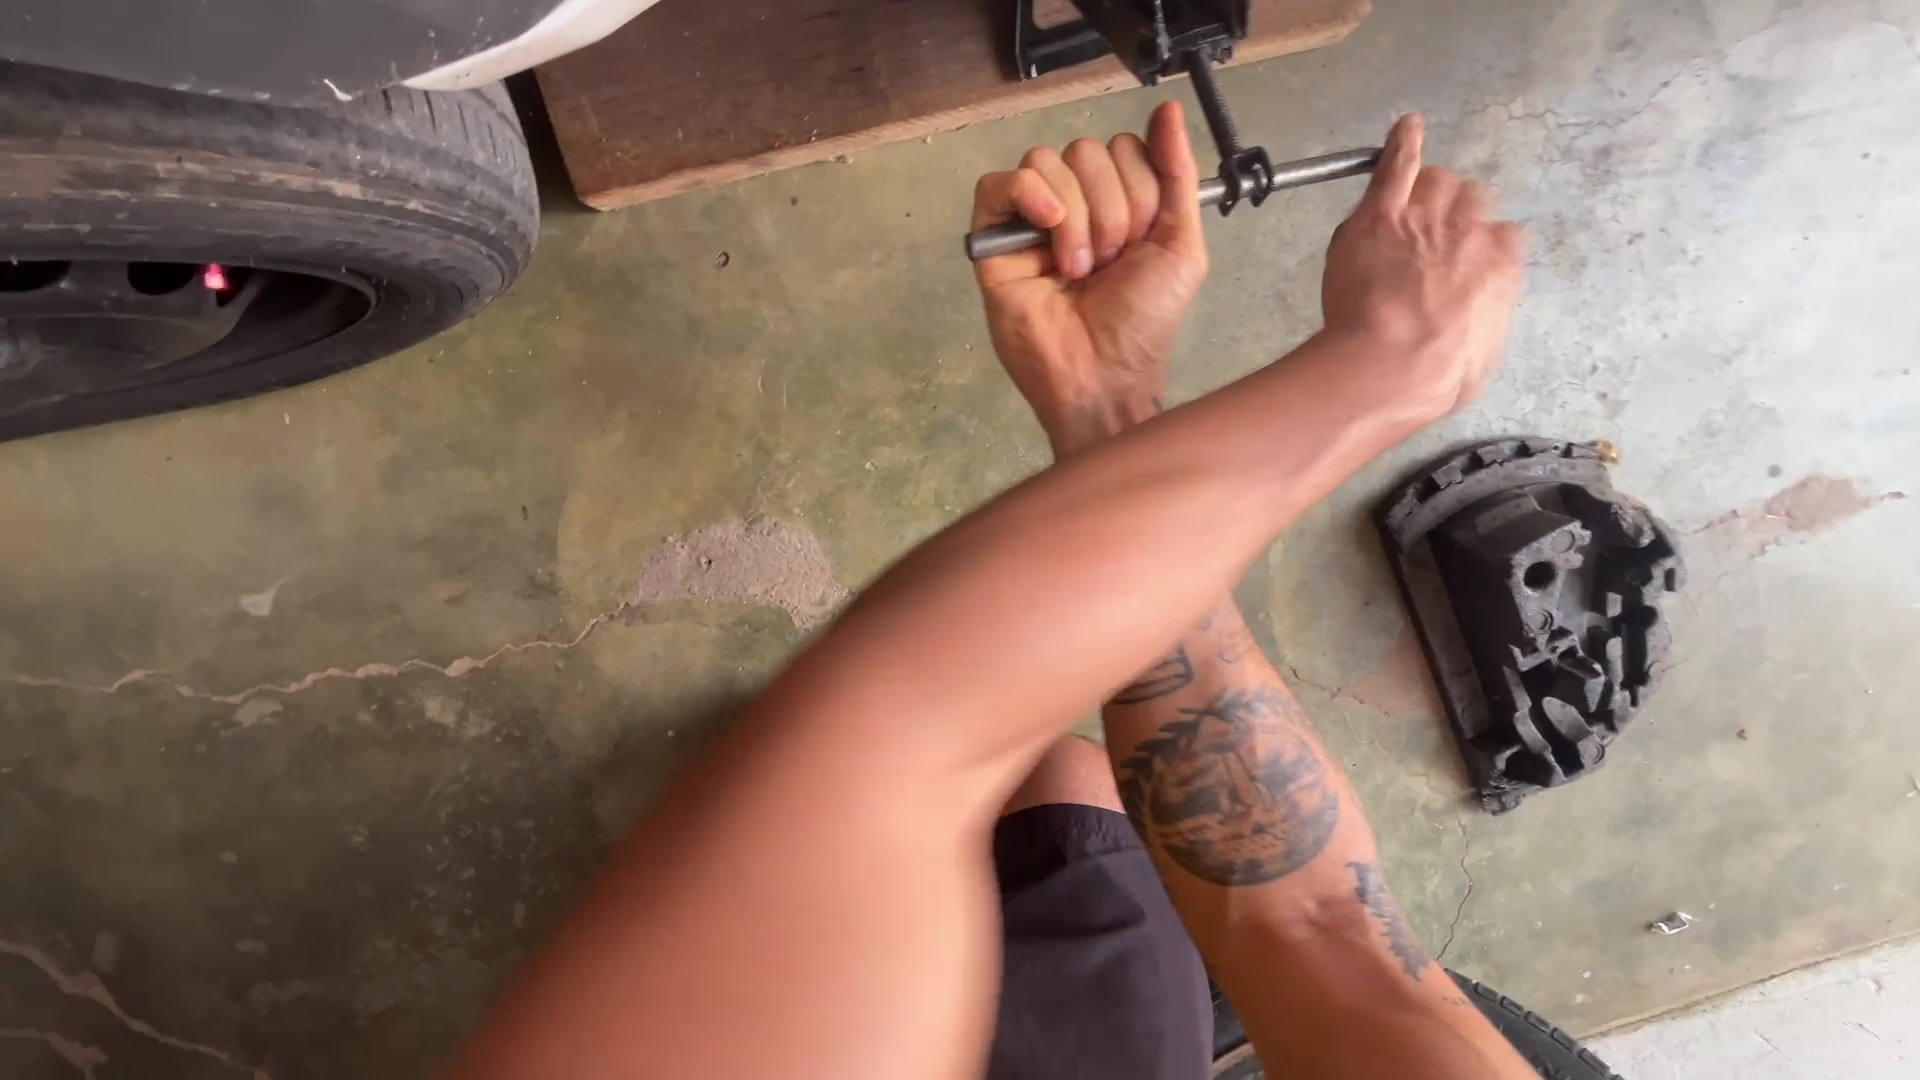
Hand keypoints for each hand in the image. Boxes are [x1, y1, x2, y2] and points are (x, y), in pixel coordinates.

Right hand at [972, 102, 1209, 455]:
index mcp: (1117, 204)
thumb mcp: (1180, 245)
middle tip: (1108, 265)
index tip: (1139, 244)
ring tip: (1078, 269)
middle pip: (1085, 151)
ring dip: (1075, 216)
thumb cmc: (1143, 324)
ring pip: (1046, 163)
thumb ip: (1177, 176)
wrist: (1102, 375)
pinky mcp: (993, 244)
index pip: (1122, 149)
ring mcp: (1031, 225)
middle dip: (1109, 208)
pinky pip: (997, 185)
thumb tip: (1169, 110)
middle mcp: (1073, 208)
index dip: (1137, 190)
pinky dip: (1026, 194)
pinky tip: (1047, 226)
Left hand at [1322, 114, 1523, 421]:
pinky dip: (1401, 145)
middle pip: (1469, 202)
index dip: (1473, 248)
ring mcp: (1427, 219)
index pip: (1499, 238)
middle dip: (1450, 214)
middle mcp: (1473, 233)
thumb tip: (1469, 344)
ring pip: (1435, 182)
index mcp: (1500, 268)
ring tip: (1404, 203)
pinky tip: (1405, 128)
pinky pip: (1397, 166)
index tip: (1454, 263)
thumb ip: (1477, 340)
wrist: (1392, 364)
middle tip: (1422, 237)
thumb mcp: (1473, 367)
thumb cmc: (1434, 378)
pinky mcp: (1382, 216)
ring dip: (1422, 189)